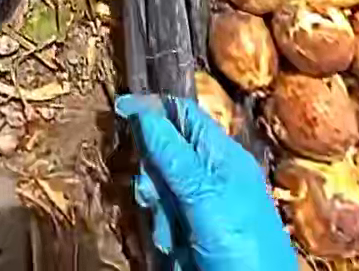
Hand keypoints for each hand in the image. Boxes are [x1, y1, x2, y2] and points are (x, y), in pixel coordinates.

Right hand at [116, 95, 297, 270]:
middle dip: (152, 172)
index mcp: (221, 153)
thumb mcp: (204, 194)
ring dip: (157, 208)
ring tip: (169, 236)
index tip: (119, 109)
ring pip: (161, 188)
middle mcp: (211, 172)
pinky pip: (166, 219)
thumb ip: (172, 153)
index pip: (182, 113)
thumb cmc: (240, 243)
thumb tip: (141, 109)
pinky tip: (172, 249)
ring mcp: (203, 205)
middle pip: (165, 151)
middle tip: (150, 196)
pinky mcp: (194, 234)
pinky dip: (163, 232)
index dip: (151, 108)